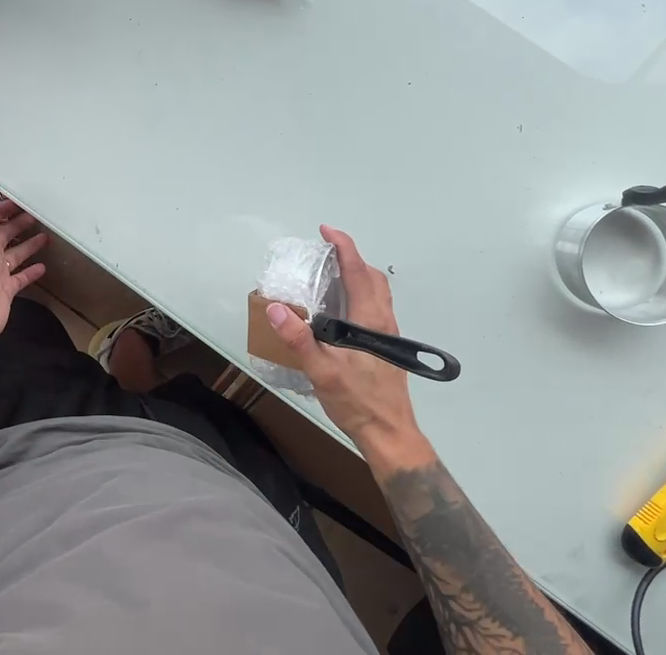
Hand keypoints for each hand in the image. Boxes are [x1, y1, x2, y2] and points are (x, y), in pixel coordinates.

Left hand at [0, 177, 48, 336]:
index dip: (6, 207)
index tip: (23, 200)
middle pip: (6, 234)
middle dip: (20, 224)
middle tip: (38, 216)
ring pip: (16, 254)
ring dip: (29, 245)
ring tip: (46, 236)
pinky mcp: (7, 289)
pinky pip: (22, 277)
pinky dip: (32, 271)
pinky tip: (43, 266)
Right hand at [265, 226, 423, 455]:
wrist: (389, 434)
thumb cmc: (358, 401)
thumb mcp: (321, 370)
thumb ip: (298, 338)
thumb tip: (275, 307)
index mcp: (370, 321)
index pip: (359, 273)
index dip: (344, 248)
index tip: (326, 230)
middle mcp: (384, 322)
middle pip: (373, 278)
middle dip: (351, 258)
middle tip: (325, 252)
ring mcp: (388, 335)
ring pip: (377, 293)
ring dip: (357, 275)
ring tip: (330, 275)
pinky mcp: (386, 347)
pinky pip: (374, 307)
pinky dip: (359, 294)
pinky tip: (339, 309)